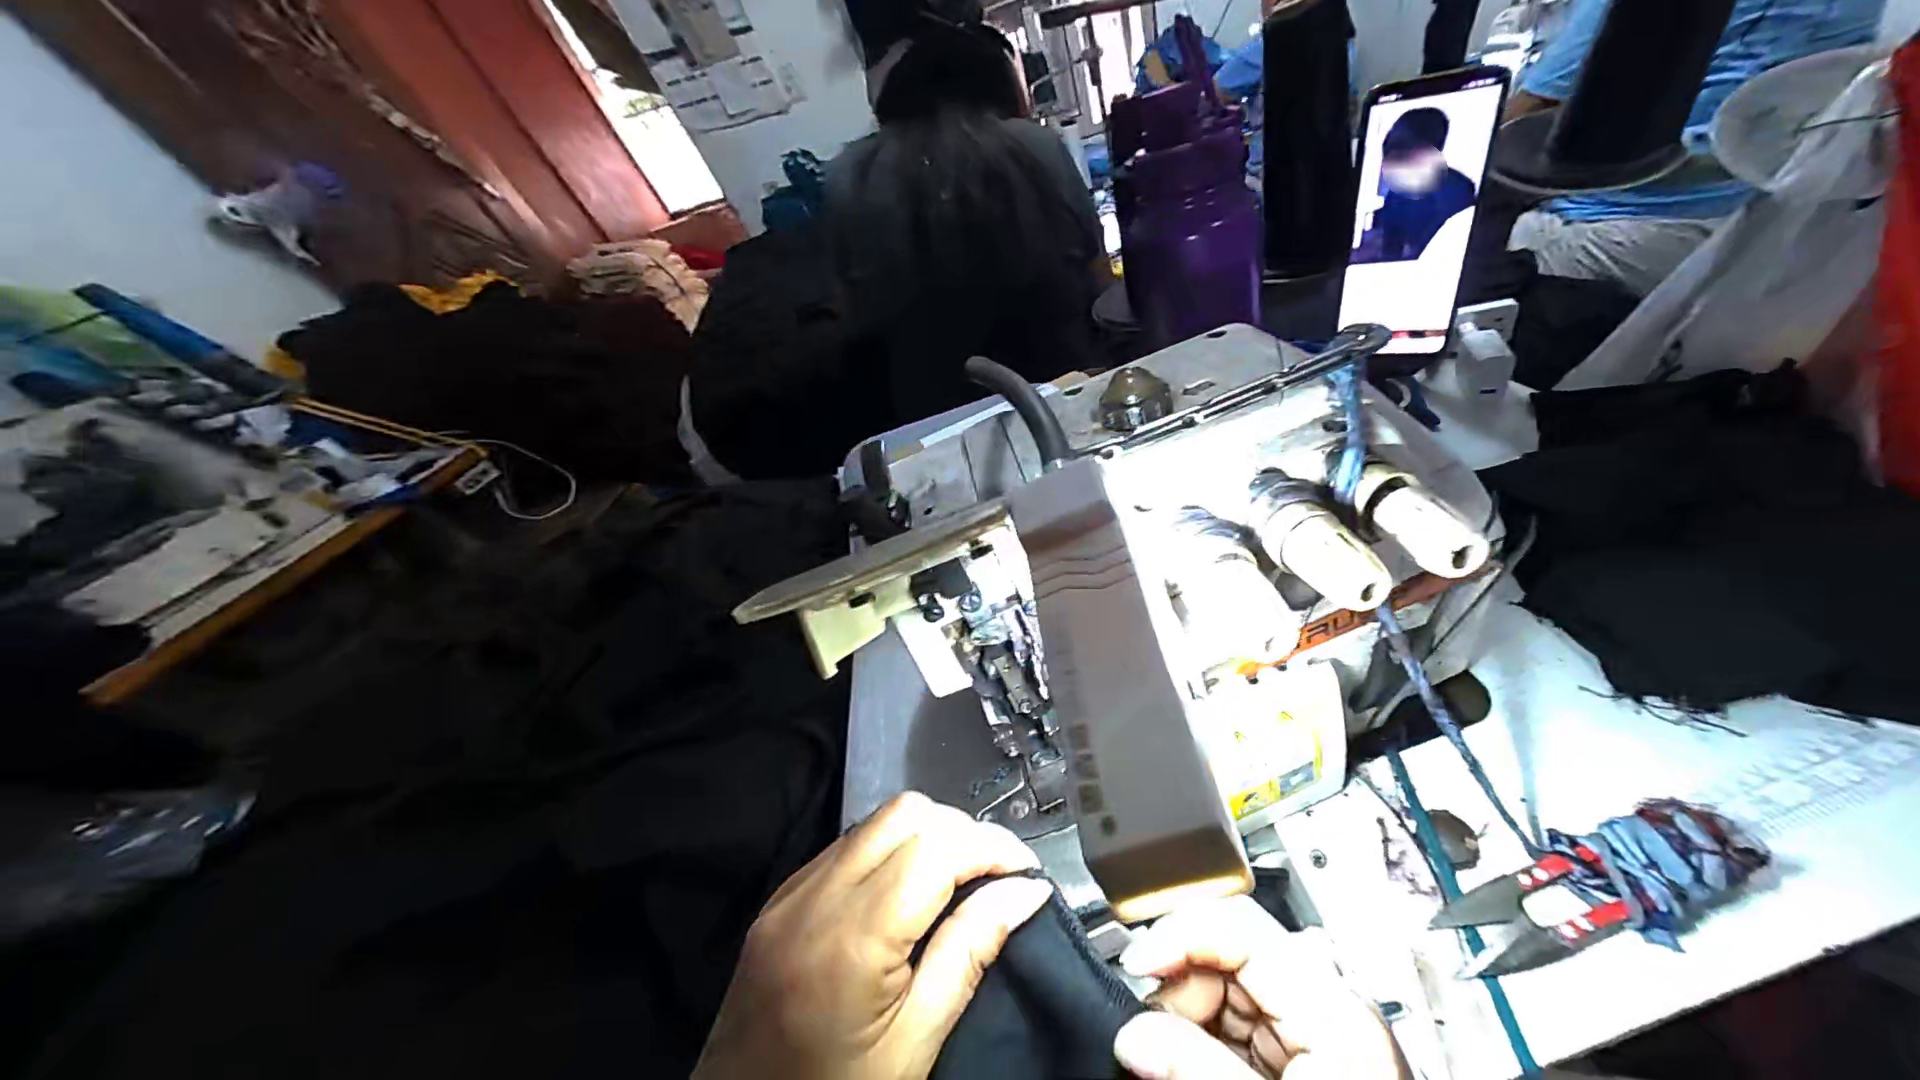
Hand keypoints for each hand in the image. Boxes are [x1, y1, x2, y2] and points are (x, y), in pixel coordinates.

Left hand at [692, 792, 1055, 1079]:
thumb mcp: (916, 1039)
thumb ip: (970, 952)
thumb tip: (1026, 892)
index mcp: (852, 936)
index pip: (935, 849)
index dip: (991, 848)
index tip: (1028, 871)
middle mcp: (816, 894)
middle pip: (905, 814)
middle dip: (961, 832)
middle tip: (995, 875)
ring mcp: (793, 889)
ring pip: (877, 819)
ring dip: (928, 833)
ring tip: (959, 877)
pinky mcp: (782, 893)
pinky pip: (849, 842)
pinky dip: (891, 847)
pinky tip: (908, 886)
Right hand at [1111, 896, 1408, 1079]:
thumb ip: (1195, 1067)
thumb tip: (1133, 1032)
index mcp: (1333, 1008)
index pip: (1238, 926)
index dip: (1176, 935)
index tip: (1135, 964)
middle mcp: (1326, 1004)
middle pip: (1224, 950)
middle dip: (1177, 983)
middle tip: (1154, 1032)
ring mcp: (1313, 1026)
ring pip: (1222, 981)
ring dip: (1184, 1012)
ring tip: (1176, 1059)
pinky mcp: (1300, 1050)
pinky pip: (1234, 1015)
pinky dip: (1202, 1033)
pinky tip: (1200, 1064)